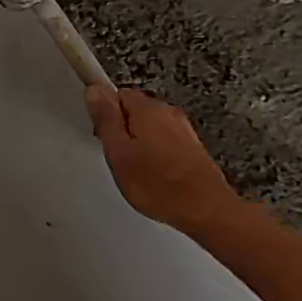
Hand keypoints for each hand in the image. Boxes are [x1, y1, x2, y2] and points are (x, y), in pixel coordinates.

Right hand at [84, 85, 241, 235]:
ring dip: (141, 144)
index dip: (105, 112)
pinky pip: (167, 144)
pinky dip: (158, 156)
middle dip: (124, 130)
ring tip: (137, 172)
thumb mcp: (118, 152)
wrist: (206, 209)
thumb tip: (95, 91)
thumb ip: (105, 118)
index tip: (100, 133)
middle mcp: (168, 113)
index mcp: (147, 109)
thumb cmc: (161, 184)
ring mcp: (184, 131)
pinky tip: (155, 178)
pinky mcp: (193, 149)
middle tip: (117, 157)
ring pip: (152, 128)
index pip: (118, 93)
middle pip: (136, 110)